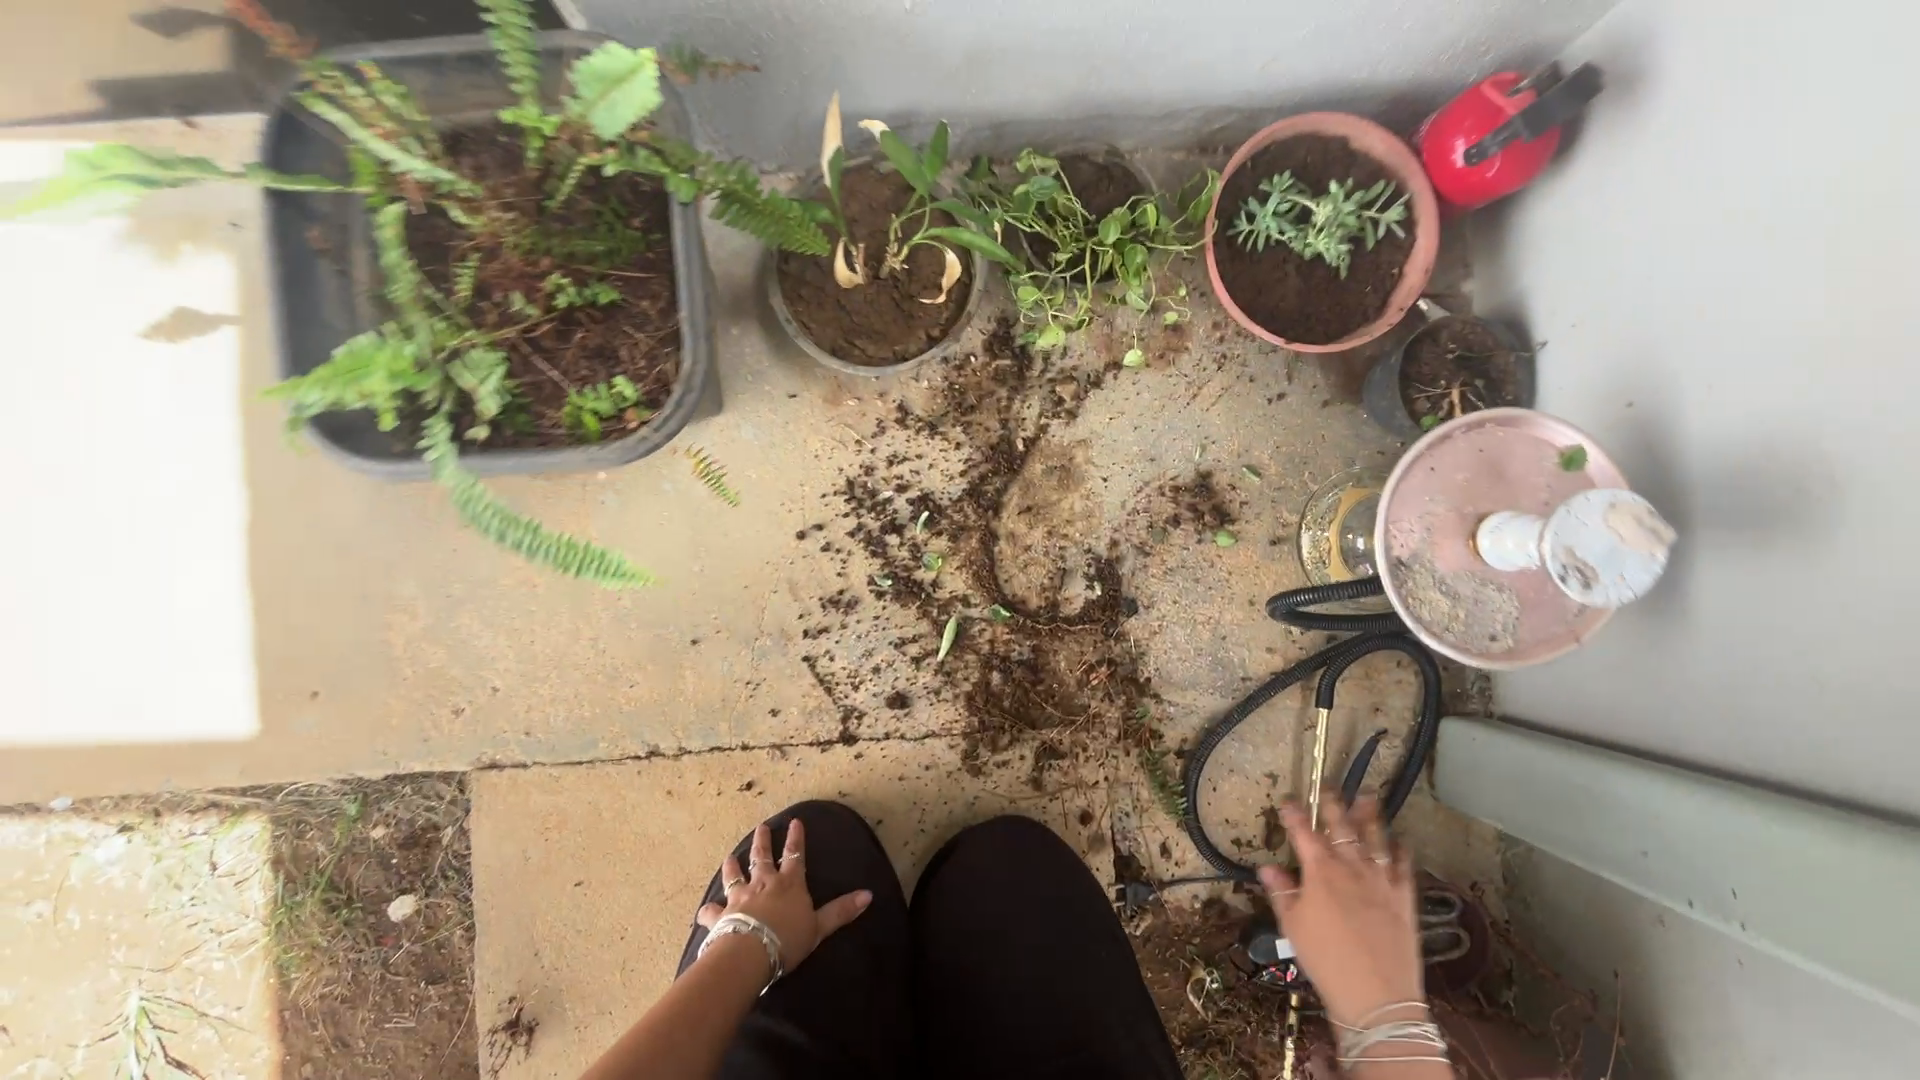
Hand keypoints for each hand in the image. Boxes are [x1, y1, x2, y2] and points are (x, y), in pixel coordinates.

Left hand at [696, 819, 870, 974]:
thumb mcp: (820, 927)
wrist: (750, 953)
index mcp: (789, 884)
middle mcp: (764, 884)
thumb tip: (869, 895)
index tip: (795, 822)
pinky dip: (709, 911)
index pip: (796, 855)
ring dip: (732, 867)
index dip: (797, 838)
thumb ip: (841, 911)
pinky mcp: (721, 916)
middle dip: (763, 842)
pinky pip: (712, 912)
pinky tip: (704, 912)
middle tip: (762, 827)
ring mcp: (740, 898)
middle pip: (762, 858)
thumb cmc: (788, 939)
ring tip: (729, 858)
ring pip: (735, 876)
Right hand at [1257, 796, 1422, 1027]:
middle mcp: (1351, 868)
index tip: (1287, 800)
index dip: (1293, 813)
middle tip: (1330, 787)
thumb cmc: (1325, 959)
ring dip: (1370, 817)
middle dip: (1333, 805)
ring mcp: (1381, 881)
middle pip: (1341, 828)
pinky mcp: (1404, 899)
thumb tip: (1267, 867)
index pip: (1302, 832)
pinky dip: (1401, 851)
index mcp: (1319, 871)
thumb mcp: (1292, 926)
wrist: (1376, 994)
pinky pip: (1403, 868)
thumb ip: (1281, 892)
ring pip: (1375, 840)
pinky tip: (1400, 841)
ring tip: (1368, 797)